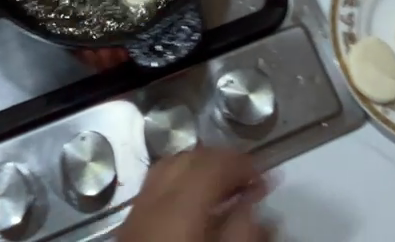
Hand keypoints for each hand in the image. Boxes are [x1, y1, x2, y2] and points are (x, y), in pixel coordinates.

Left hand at [116, 148, 269, 241]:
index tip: (266, 177)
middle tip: (250, 182)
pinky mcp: (128, 231)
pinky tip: (195, 207)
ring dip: (199, 169)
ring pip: (169, 168)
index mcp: (181, 209)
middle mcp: (154, 202)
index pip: (214, 165)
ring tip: (226, 190)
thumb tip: (255, 207)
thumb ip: (244, 233)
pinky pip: (155, 188)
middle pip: (190, 159)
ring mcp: (136, 215)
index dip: (244, 165)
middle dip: (222, 163)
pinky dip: (178, 184)